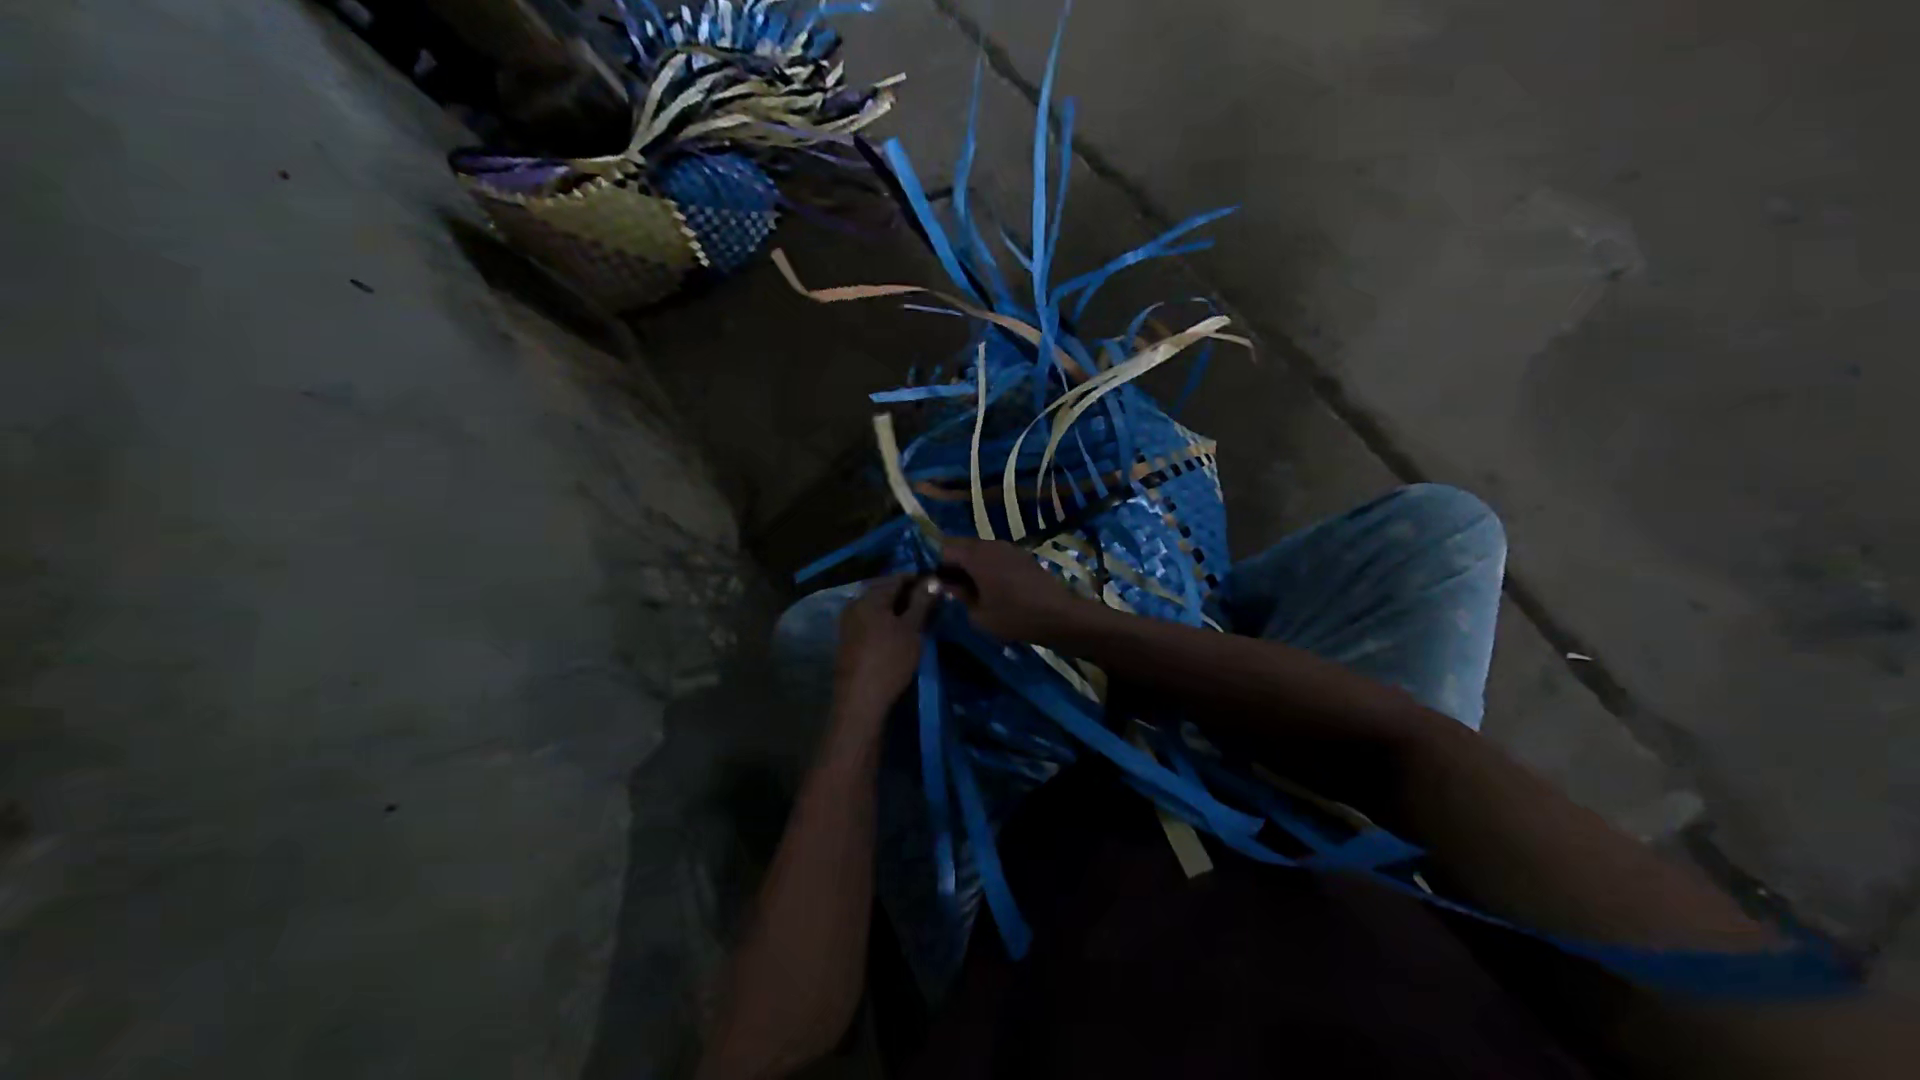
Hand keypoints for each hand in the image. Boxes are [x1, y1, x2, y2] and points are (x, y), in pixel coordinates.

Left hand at [832, 575, 940, 717]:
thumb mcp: (911, 629)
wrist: (860, 700)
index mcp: (869, 597)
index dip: (917, 580)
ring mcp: (848, 623)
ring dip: (895, 609)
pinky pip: (869, 621)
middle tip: (928, 604)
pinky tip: (897, 632)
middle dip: (905, 594)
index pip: (896, 579)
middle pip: (883, 591)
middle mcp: (854, 604)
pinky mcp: (848, 640)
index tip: (935, 587)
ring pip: (876, 607)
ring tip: (916, 619)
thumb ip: (922, 602)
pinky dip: (885, 621)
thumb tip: (932, 579)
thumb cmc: (890, 660)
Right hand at [937, 537, 1089, 644]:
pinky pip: (995, 555)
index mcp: (976, 555)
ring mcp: (1009, 548)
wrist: (1060, 616)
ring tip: (967, 588)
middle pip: (962, 545)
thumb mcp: (979, 615)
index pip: (944, 548)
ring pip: (979, 550)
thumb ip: (959, 596)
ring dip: (970, 564)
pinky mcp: (1022, 556)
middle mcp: (991, 544)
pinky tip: (989, 586)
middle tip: (946, 585)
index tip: (930, 579)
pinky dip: (987, 566)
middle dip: (951, 562)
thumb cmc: (1015, 617)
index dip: (934, 562)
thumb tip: (947, 585)